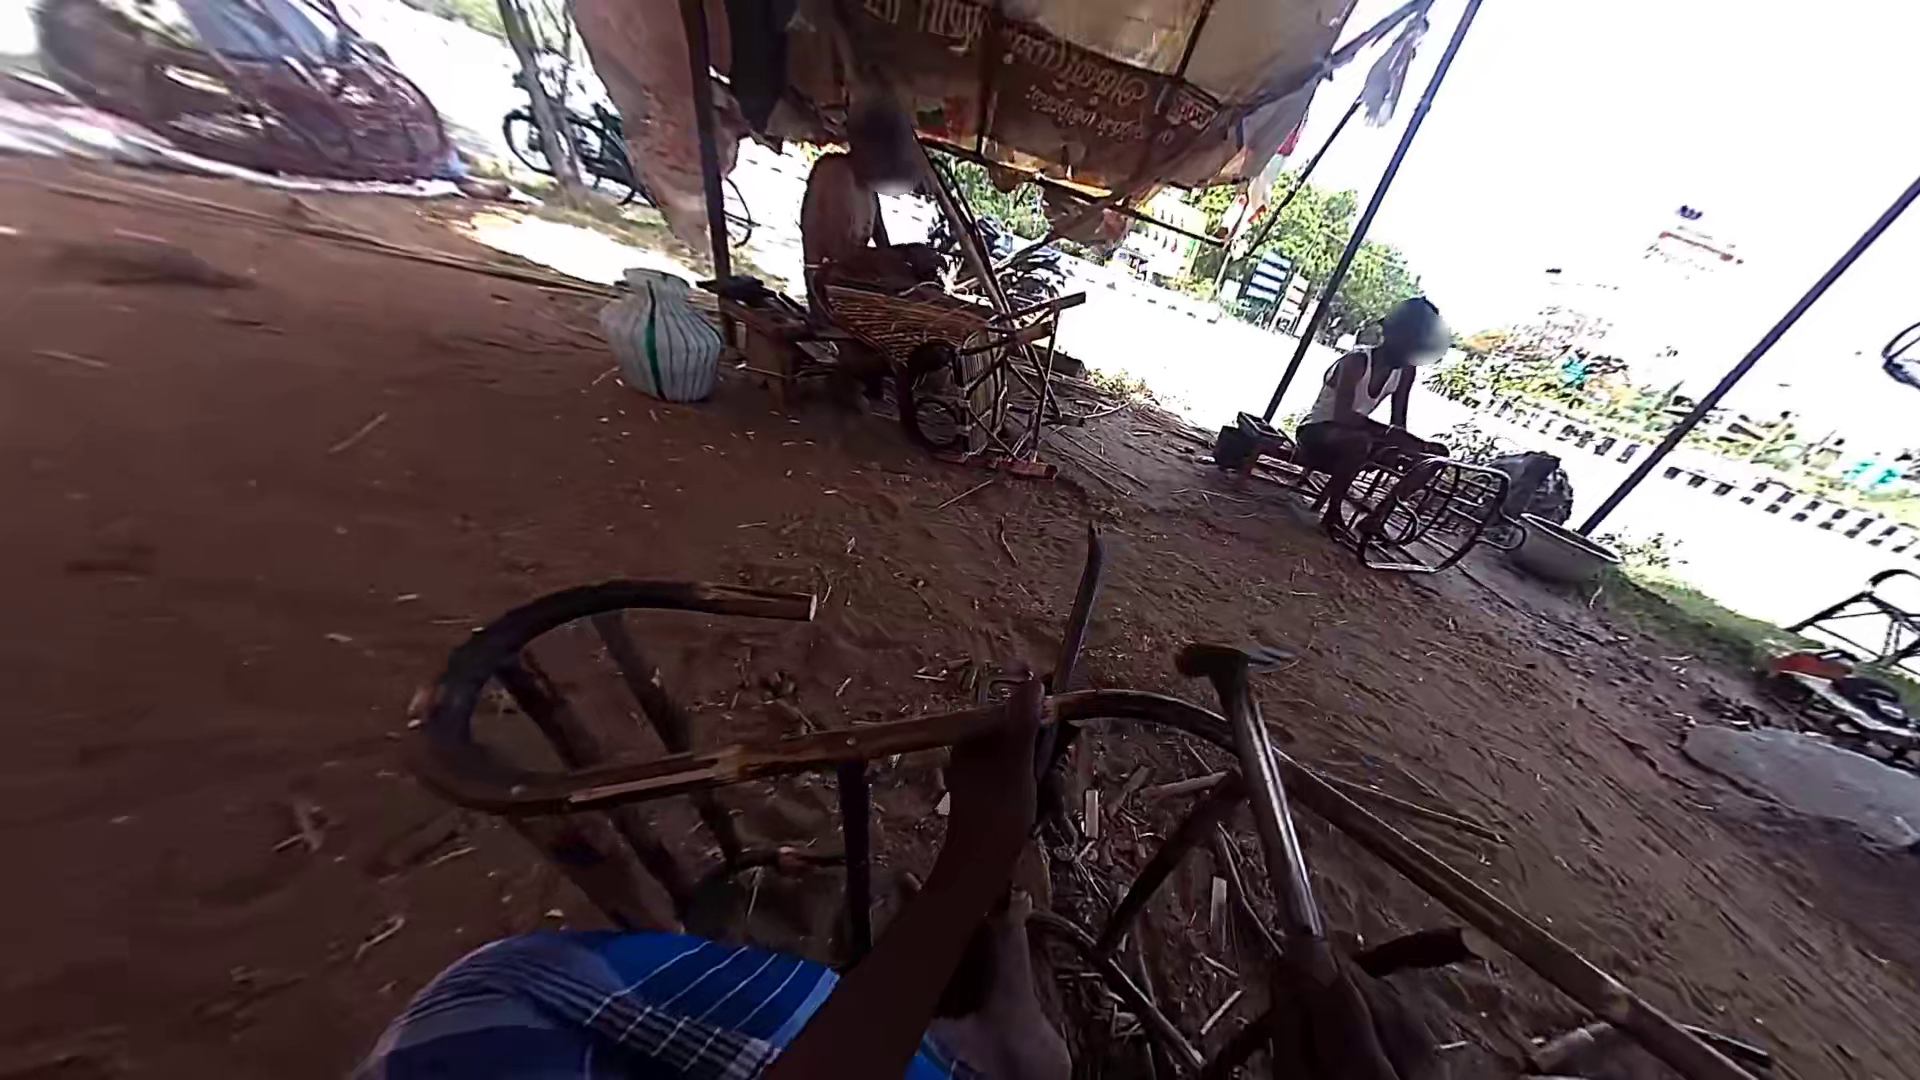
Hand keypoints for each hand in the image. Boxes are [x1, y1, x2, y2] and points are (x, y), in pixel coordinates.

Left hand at [939, 679, 1041, 875]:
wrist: (978, 870)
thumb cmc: (998, 815)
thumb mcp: (1017, 765)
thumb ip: (1024, 723)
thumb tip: (1034, 682)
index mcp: (973, 734)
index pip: (1011, 708)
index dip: (1040, 712)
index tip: (1063, 722)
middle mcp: (972, 746)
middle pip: (1018, 730)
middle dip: (1041, 746)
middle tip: (1049, 771)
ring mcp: (978, 768)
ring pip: (1020, 752)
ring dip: (1038, 766)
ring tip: (1044, 791)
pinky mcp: (986, 789)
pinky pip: (1015, 772)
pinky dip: (1030, 782)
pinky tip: (1036, 801)